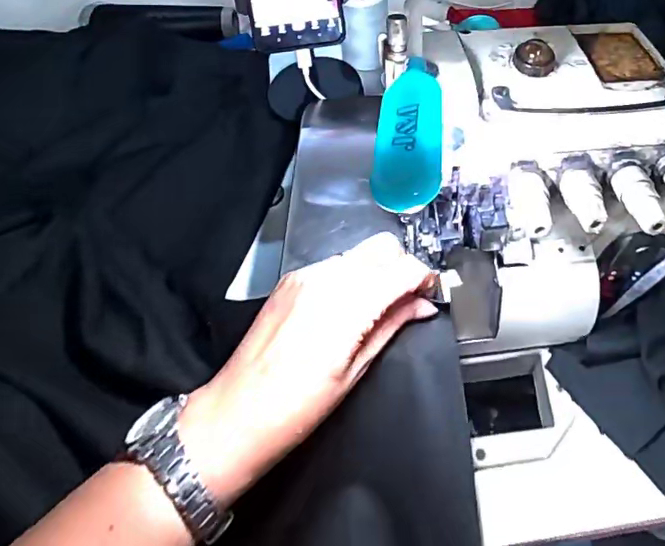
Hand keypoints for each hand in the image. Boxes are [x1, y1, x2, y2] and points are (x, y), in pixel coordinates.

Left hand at [174, 234, 436, 507]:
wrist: (233, 416)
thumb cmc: (293, 410)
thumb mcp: (355, 372)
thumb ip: (392, 327)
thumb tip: (422, 306)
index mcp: (346, 305)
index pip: (402, 268)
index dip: (424, 277)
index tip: (431, 292)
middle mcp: (326, 279)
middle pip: (384, 248)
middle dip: (404, 267)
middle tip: (411, 296)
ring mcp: (306, 275)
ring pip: (361, 252)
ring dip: (379, 269)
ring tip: (381, 303)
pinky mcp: (292, 279)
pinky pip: (336, 263)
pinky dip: (353, 274)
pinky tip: (351, 304)